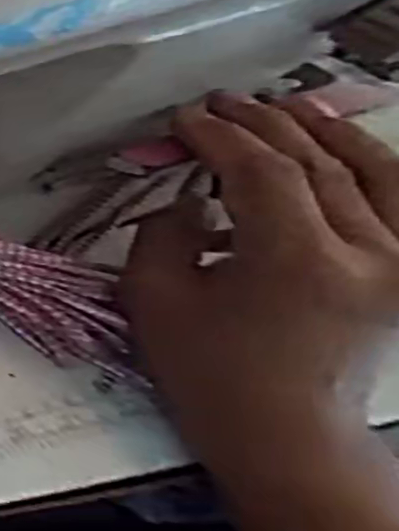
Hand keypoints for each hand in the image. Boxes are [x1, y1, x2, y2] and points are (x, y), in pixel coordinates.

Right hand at [121, 92, 398, 468]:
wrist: (280, 425)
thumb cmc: (203, 367)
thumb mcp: (154, 297)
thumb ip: (165, 236)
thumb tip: (188, 201)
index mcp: (296, 261)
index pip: (262, 174)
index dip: (221, 138)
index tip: (186, 119)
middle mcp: (371, 253)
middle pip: (322, 166)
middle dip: (268, 127)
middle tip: (224, 105)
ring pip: (377, 175)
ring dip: (327, 135)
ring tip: (290, 109)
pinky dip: (369, 168)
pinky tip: (338, 152)